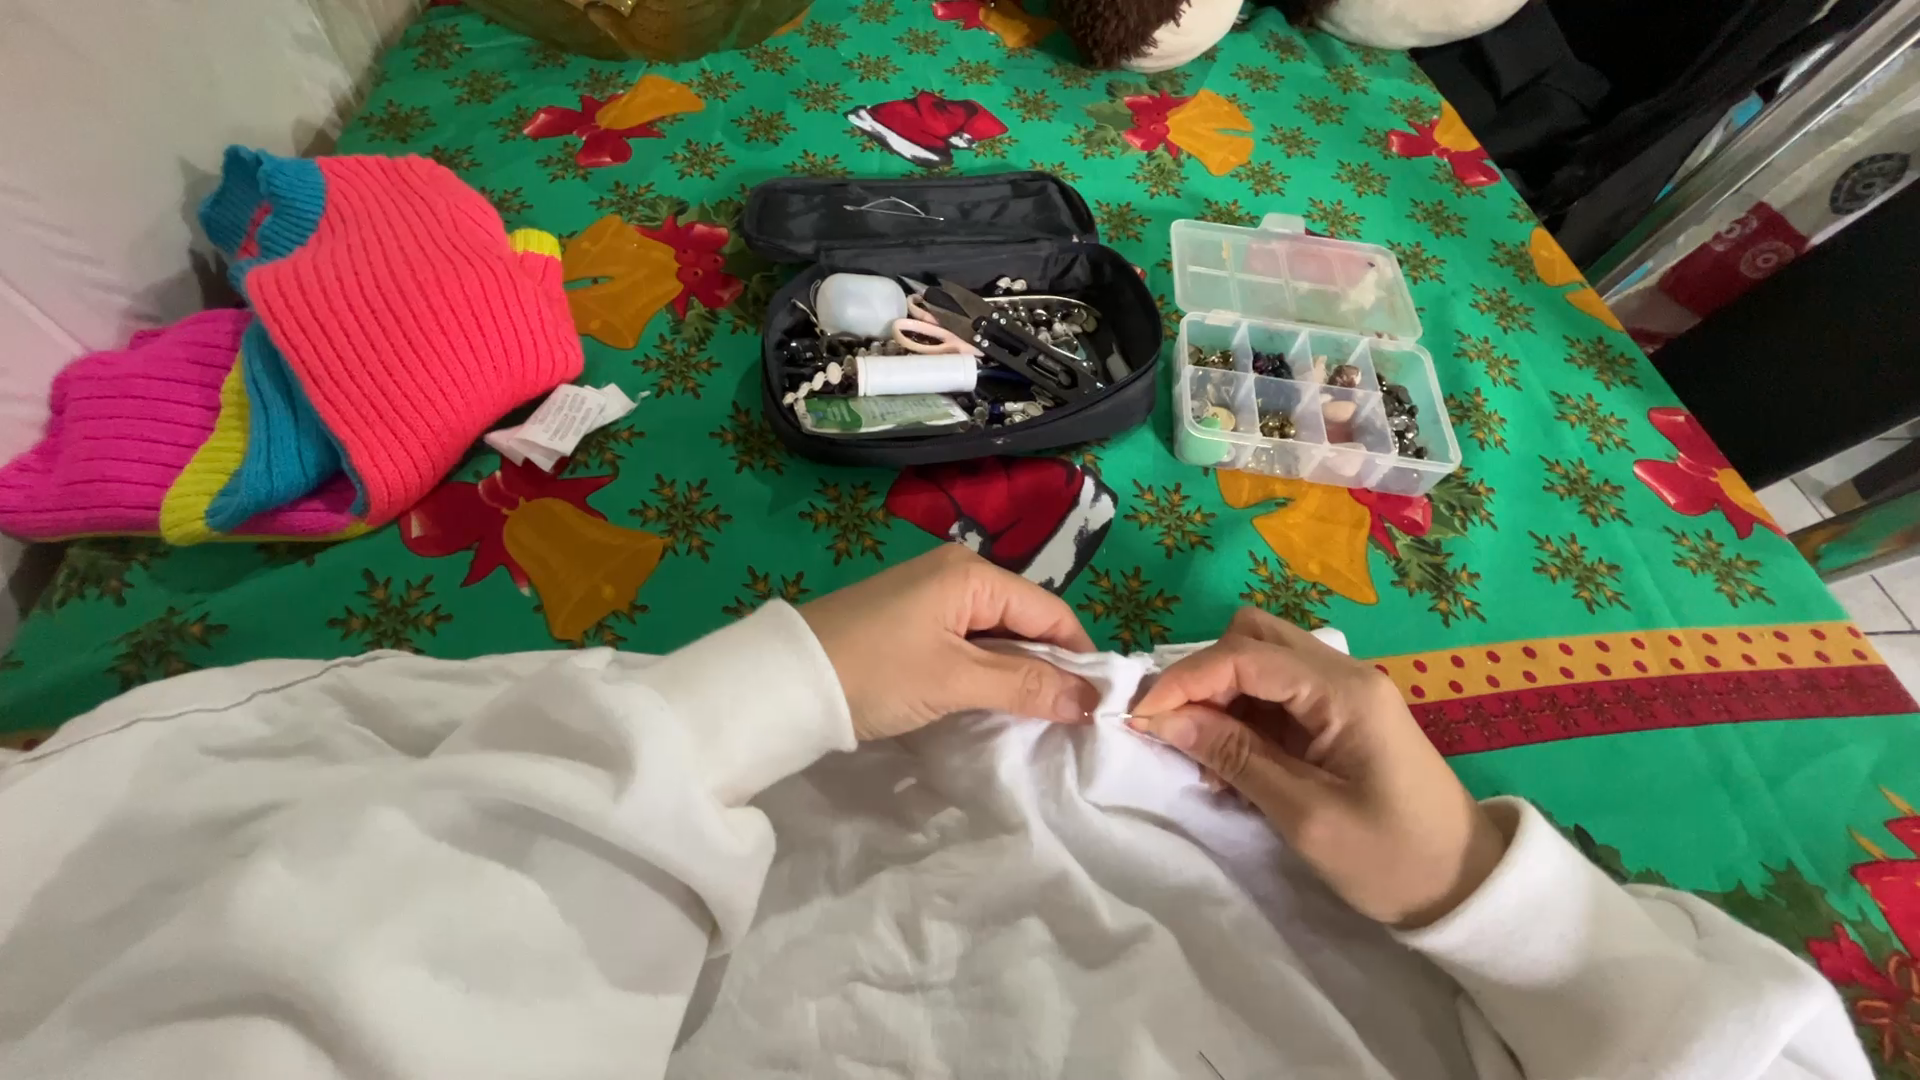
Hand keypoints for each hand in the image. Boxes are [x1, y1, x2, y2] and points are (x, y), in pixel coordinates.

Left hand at [800, 545, 1100, 740]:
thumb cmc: (876, 671)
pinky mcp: (913, 620)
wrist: (787, 680)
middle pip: (1024, 618)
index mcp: (971, 574)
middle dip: (1048, 664)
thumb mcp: (955, 680)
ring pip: (996, 633)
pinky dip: (986, 669)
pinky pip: (968, 640)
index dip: (1078, 655)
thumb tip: (1090, 701)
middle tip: (1069, 715)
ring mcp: (932, 596)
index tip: (1098, 703)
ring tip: (1037, 713)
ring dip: (1017, 670)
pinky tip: (993, 698)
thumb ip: (1024, 685)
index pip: (1048, 610)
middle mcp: (957, 574)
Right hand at [1129, 608, 1510, 927]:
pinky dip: (1239, 711)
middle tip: (1174, 724)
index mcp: (1343, 691)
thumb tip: (1163, 718)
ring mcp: (1342, 688)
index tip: (1141, 715)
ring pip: (1258, 657)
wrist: (1469, 891)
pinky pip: (1272, 689)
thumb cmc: (1392, 860)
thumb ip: (1232, 756)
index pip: (1243, 656)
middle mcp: (1342, 672)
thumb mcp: (1304, 815)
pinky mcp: (1337, 711)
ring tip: (1201, 748)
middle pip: (1251, 636)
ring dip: (1218, 692)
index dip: (1183, 679)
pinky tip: (1230, 757)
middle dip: (1201, 673)